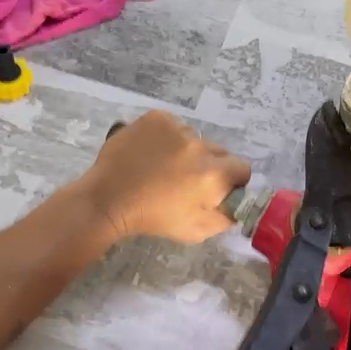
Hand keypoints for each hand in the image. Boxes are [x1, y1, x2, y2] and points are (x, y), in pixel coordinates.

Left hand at [72, 112, 249, 243]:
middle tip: (188, 179)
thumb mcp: (195, 231)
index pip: (242, 168)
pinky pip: (173, 125)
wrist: (108, 198)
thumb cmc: (152, 218)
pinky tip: (152, 152)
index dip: (233, 180)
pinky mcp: (158, 118)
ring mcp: (177, 128)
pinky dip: (167, 137)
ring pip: (195, 138)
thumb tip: (236, 206)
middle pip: (219, 152)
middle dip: (209, 165)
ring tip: (164, 166)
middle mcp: (199, 147)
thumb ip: (224, 218)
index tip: (217, 188)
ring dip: (187, 150)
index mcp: (213, 175)